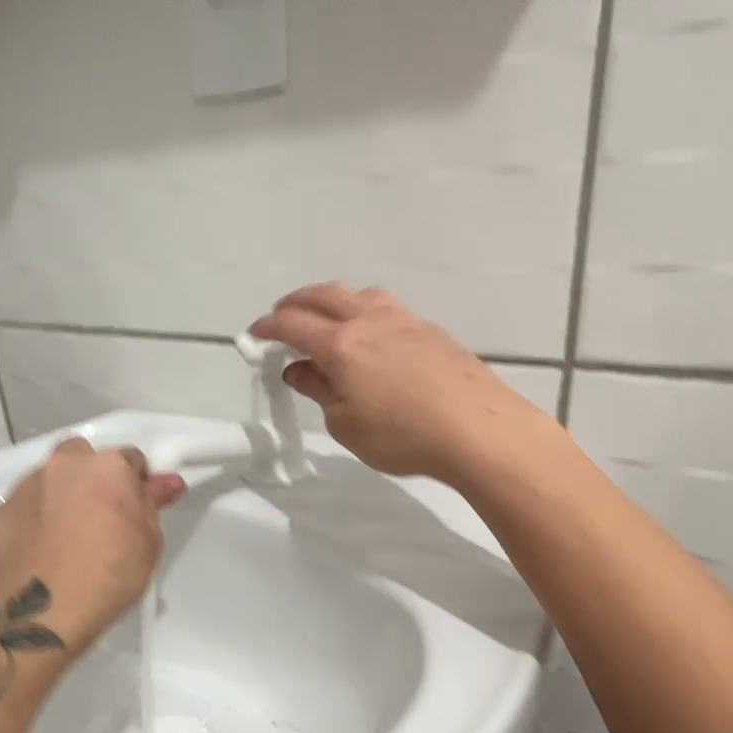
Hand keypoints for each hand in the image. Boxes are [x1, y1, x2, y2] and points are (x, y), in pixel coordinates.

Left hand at [0, 438, 186, 653]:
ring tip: (67, 537)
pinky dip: (35, 519)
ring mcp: (26, 486)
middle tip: (101, 516)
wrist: (45, 612)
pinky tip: (42, 549)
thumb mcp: (148, 542)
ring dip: (61, 495)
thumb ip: (153, 502)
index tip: (136, 509)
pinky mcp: (0, 511)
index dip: (137, 483)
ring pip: (50, 479)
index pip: (131, 459)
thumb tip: (167, 481)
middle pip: (83, 457)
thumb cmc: (110, 575)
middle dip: (93, 476)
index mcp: (107, 467)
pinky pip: (25, 506)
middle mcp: (63, 465)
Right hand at [249, 283, 553, 483]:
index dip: (269, 327)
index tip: (255, 335)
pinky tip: (372, 337)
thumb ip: (320, 392)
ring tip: (327, 318)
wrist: (477, 430)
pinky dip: (365, 313)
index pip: (294, 325)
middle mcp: (371, 321)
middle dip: (297, 302)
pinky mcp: (432, 332)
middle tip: (282, 315)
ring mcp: (405, 322)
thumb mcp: (347, 425)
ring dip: (335, 301)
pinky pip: (388, 310)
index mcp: (341, 345)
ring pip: (361, 296)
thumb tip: (299, 369)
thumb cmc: (402, 435)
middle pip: (325, 296)